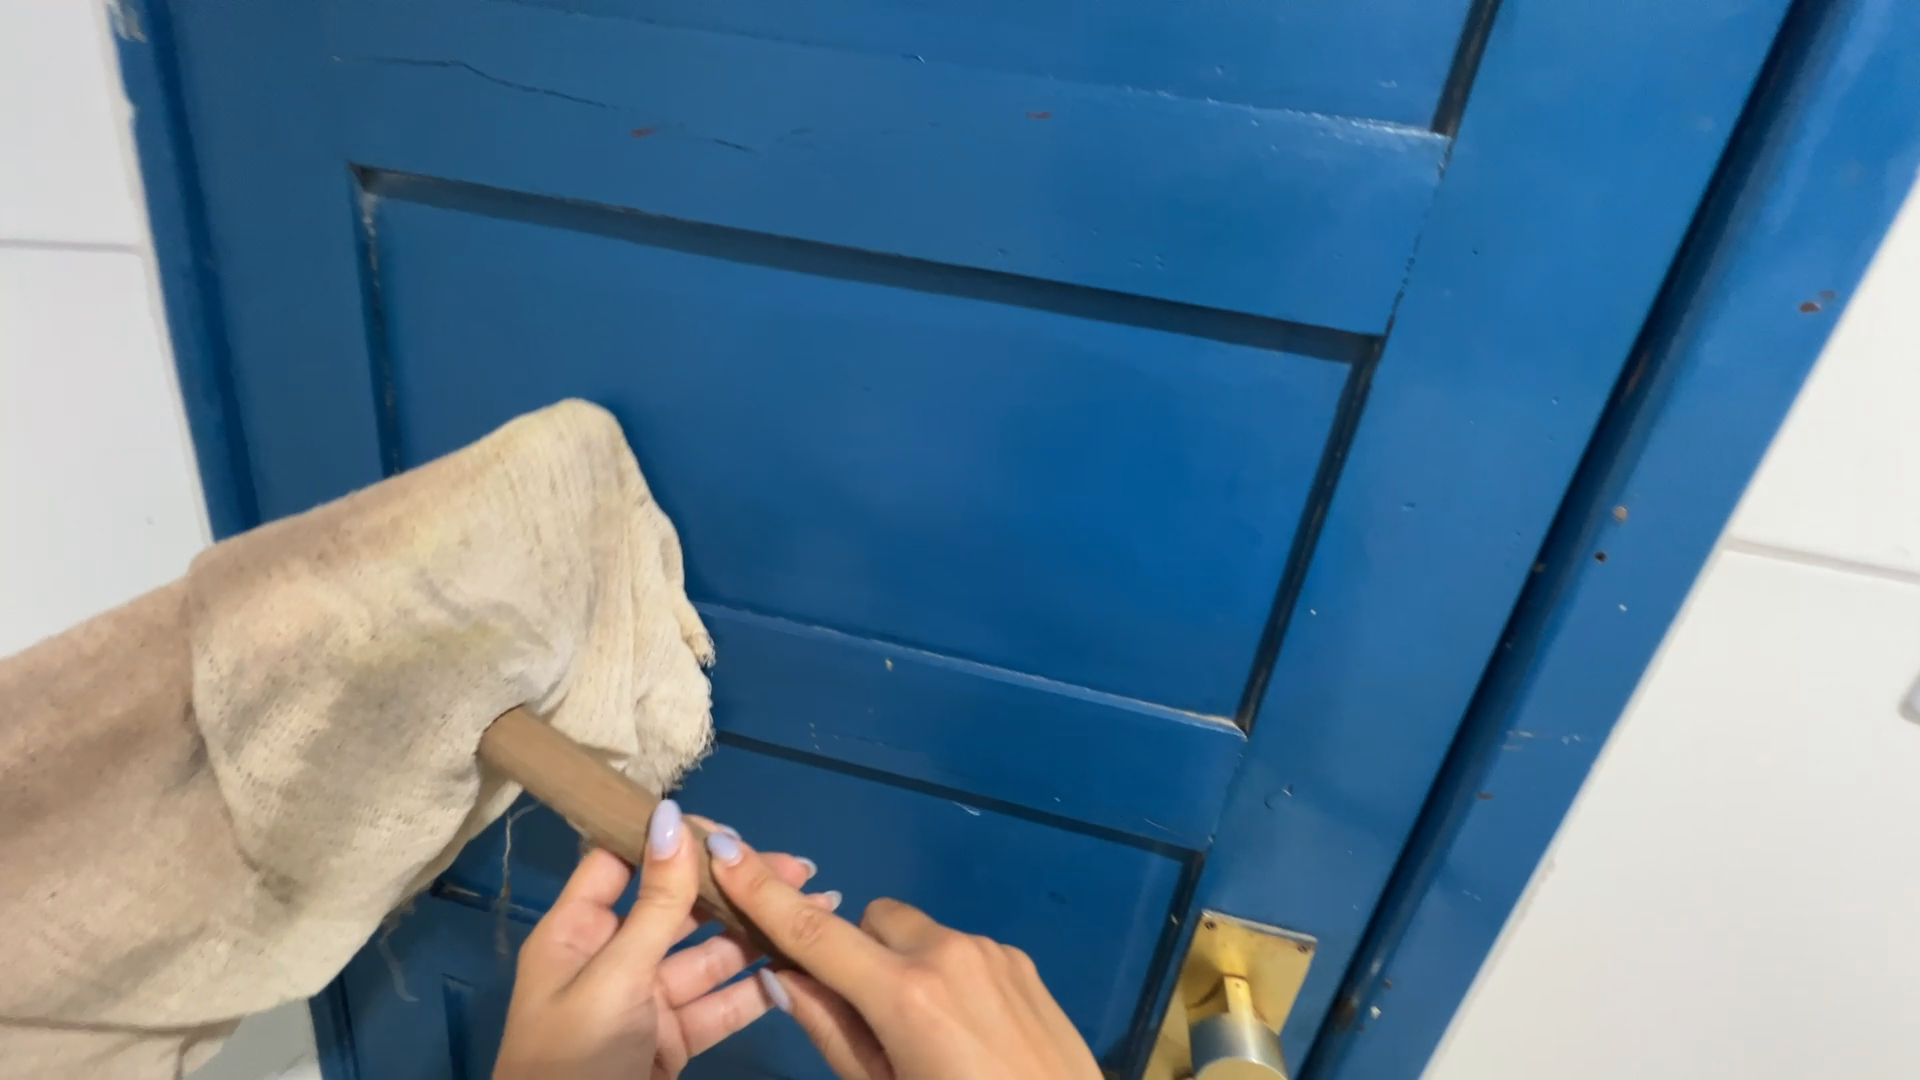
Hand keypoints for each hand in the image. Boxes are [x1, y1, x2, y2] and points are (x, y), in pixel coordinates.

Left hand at [495, 801, 832, 1079]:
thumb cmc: (574, 1065)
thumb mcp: (615, 979)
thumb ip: (657, 902)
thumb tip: (673, 814)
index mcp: (578, 932)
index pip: (625, 861)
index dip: (672, 838)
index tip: (728, 829)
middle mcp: (613, 956)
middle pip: (681, 903)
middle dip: (736, 886)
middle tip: (796, 868)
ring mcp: (647, 998)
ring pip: (710, 951)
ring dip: (759, 932)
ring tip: (815, 908)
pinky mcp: (674, 1038)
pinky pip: (720, 1001)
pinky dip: (756, 988)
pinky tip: (796, 967)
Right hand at [707, 834, 1101, 1079]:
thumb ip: (834, 1032)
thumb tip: (786, 976)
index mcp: (906, 994)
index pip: (816, 937)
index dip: (765, 893)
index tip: (726, 850)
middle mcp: (947, 950)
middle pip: (874, 920)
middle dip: (860, 955)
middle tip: (876, 1018)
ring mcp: (989, 947)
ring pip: (917, 932)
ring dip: (905, 964)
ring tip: (933, 1032)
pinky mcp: (1018, 954)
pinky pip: (959, 945)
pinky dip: (946, 971)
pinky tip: (971, 1027)